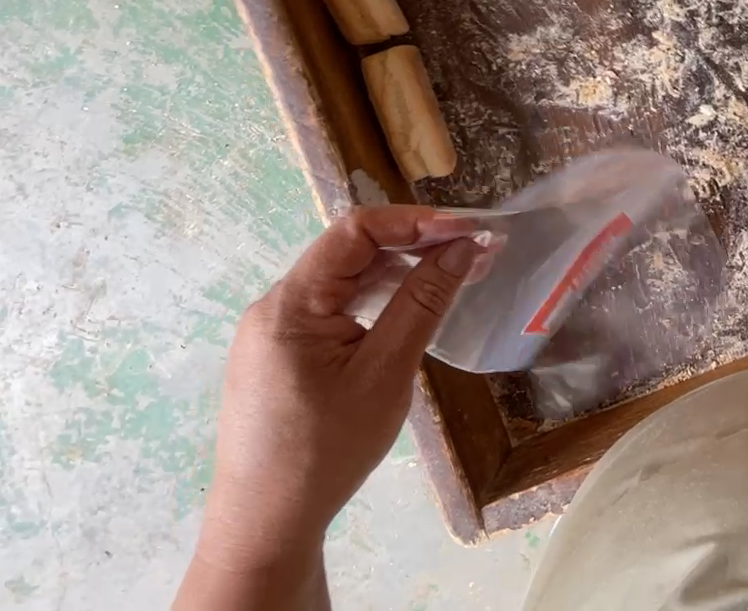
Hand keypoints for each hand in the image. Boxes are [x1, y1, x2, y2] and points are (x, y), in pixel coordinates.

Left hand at [176, 207, 503, 610]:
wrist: (268, 526)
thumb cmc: (327, 448)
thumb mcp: (386, 370)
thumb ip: (424, 301)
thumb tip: (464, 245)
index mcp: (291, 305)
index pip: (356, 231)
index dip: (417, 221)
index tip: (470, 229)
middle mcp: (278, 306)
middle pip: (353, 250)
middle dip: (420, 241)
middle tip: (480, 248)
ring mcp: (281, 330)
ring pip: (350, 276)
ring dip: (407, 267)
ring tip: (464, 269)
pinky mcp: (290, 351)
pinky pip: (343, 304)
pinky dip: (386, 294)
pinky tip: (422, 300)